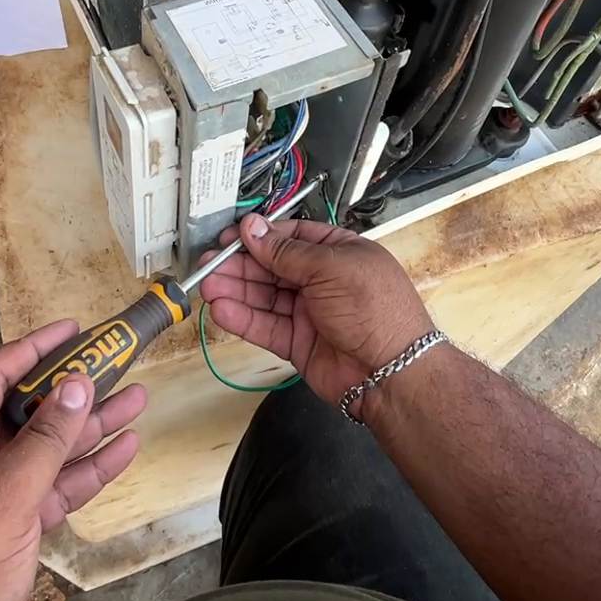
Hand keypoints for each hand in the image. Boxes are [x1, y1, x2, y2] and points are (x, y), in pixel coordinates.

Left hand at [0, 320, 147, 600]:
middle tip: (118, 363)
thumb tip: (78, 384)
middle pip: (30, 411)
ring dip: (93, 428)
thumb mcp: (1, 496)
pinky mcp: (15, 524)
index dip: (33, 349)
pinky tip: (125, 449)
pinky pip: (57, 485)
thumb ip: (45, 440)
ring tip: (138, 399)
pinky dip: (89, 470)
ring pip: (50, 448)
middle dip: (75, 391)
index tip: (73, 329)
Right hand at [199, 214, 434, 413]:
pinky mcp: (299, 342)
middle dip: (240, 264)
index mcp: (338, 252)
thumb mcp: (330, 268)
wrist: (392, 371)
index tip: (230, 237)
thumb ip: (286, 252)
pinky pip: (266, 326)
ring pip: (265, 297)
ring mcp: (310, 311)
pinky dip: (243, 318)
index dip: (259, 237)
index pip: (291, 237)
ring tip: (208, 285)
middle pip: (272, 267)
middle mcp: (322, 280)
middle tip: (210, 263)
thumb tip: (254, 228)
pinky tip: (222, 310)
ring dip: (236, 290)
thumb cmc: (375, 309)